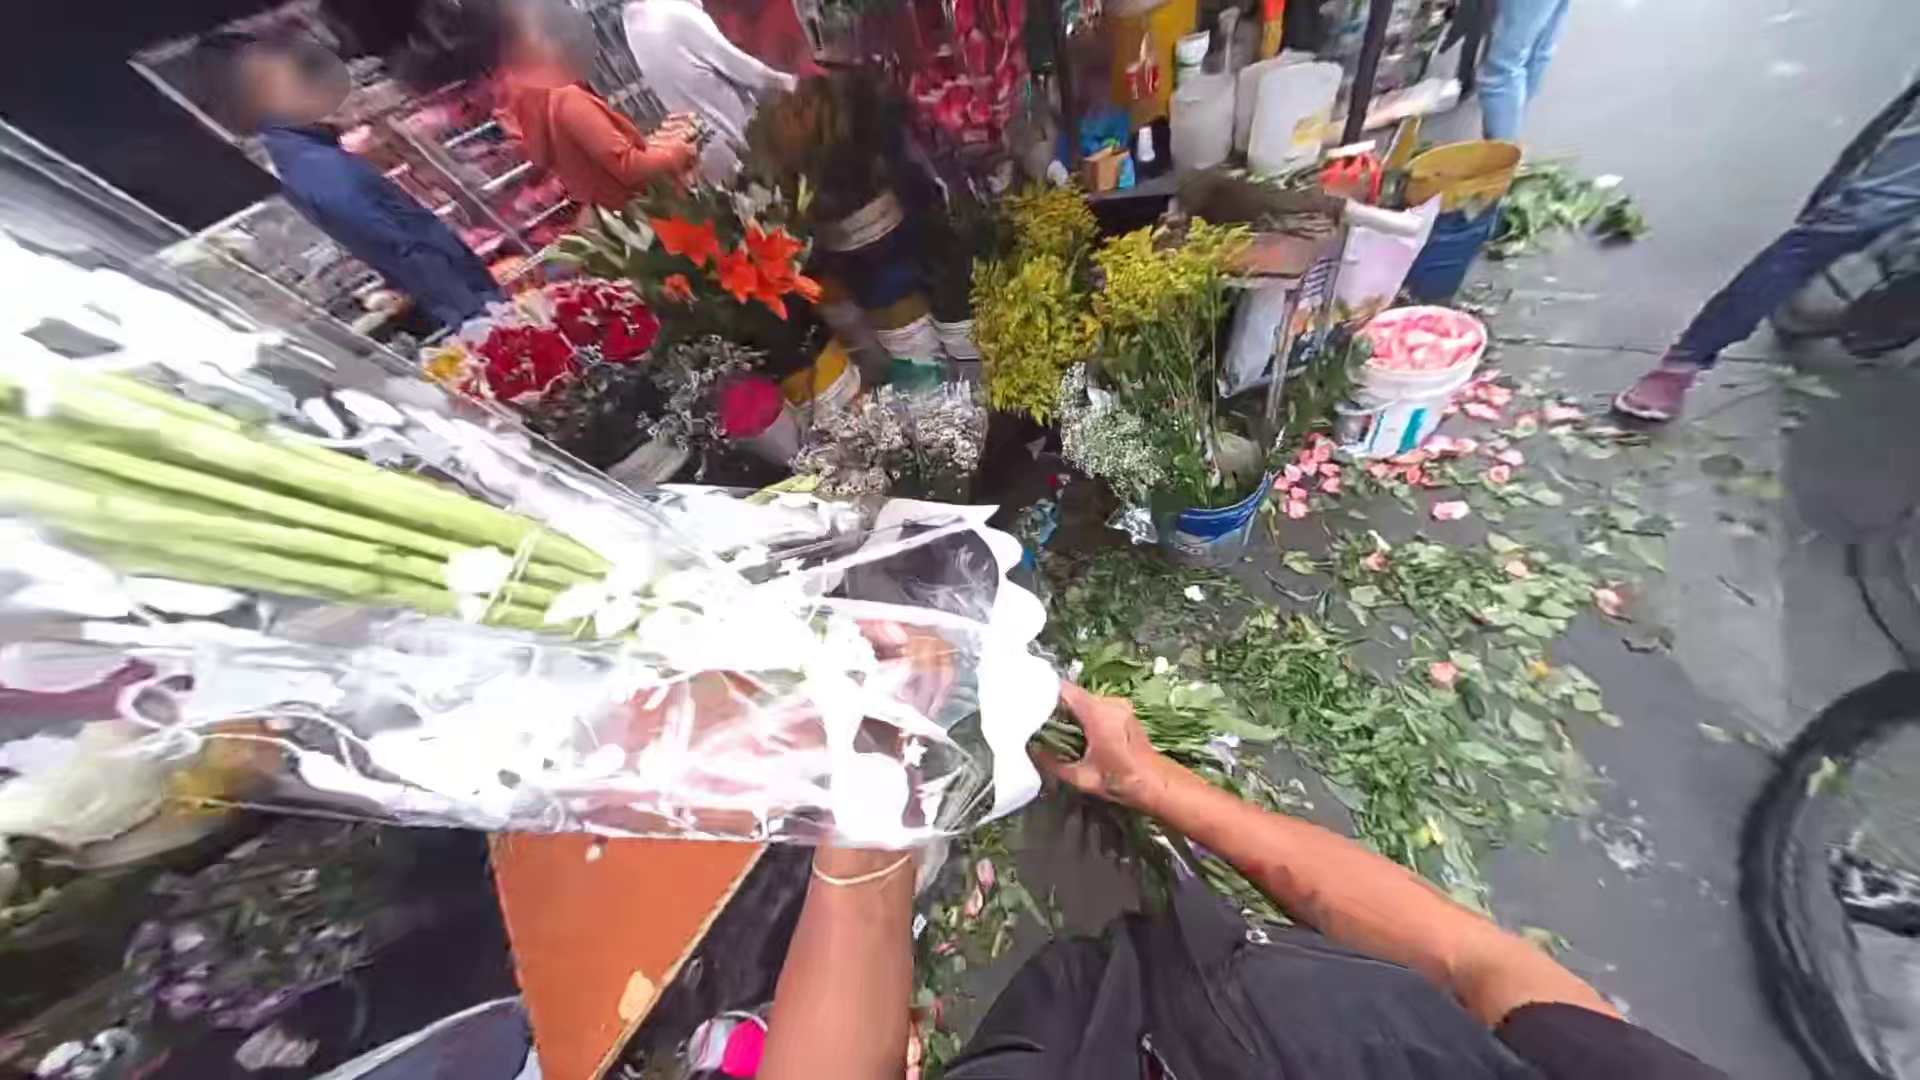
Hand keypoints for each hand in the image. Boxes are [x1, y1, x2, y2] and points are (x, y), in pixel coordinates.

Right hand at [1035, 683, 1169, 810]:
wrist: (1158, 784)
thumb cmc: (1121, 781)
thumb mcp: (1083, 778)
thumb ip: (1054, 764)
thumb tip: (1031, 752)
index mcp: (1098, 714)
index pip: (1064, 689)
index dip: (1043, 691)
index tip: (1027, 700)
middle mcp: (1109, 702)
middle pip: (1073, 693)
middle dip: (1054, 703)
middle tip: (1036, 716)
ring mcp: (1119, 703)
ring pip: (1084, 698)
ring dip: (1070, 708)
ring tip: (1053, 723)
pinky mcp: (1124, 709)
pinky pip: (1096, 704)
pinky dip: (1083, 712)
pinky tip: (1075, 727)